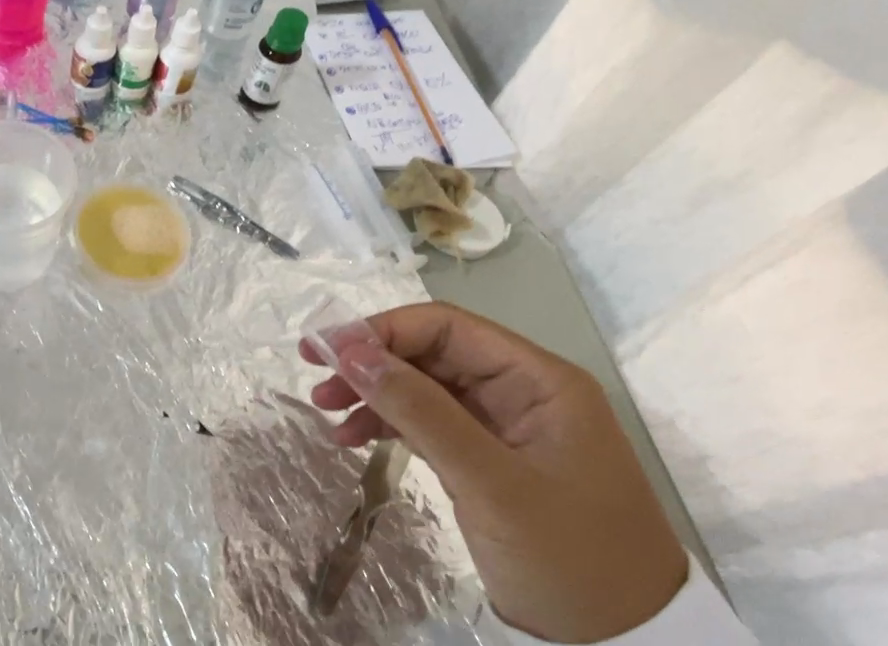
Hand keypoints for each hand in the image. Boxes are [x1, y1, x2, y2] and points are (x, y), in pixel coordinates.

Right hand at [302, 302, 686, 643]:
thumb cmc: (570, 559)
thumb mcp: (490, 484)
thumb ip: (421, 411)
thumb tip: (349, 351)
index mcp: (539, 381)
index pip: (446, 328)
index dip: (381, 331)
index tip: (326, 352)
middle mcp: (523, 392)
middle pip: (431, 353)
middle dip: (371, 363)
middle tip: (317, 382)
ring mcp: (507, 427)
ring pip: (425, 387)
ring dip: (375, 394)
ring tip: (326, 412)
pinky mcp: (492, 460)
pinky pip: (432, 423)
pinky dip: (391, 426)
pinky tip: (355, 438)